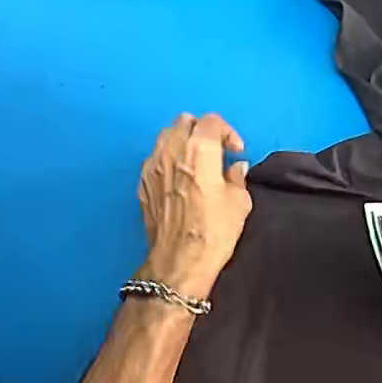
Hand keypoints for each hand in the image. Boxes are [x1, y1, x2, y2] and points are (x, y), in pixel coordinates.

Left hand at [137, 114, 252, 299]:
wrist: (179, 261)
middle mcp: (171, 150)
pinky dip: (169, 159)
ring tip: (196, 161)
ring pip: (166, 136)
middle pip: (185, 121)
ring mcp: (152, 166)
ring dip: (183, 141)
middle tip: (216, 151)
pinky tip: (180, 178)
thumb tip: (235, 168)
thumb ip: (236, 177)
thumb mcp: (239, 202)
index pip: (211, 121)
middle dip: (203, 130)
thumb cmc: (214, 230)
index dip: (228, 132)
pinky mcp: (142, 183)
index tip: (236, 151)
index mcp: (198, 150)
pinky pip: (155, 157)